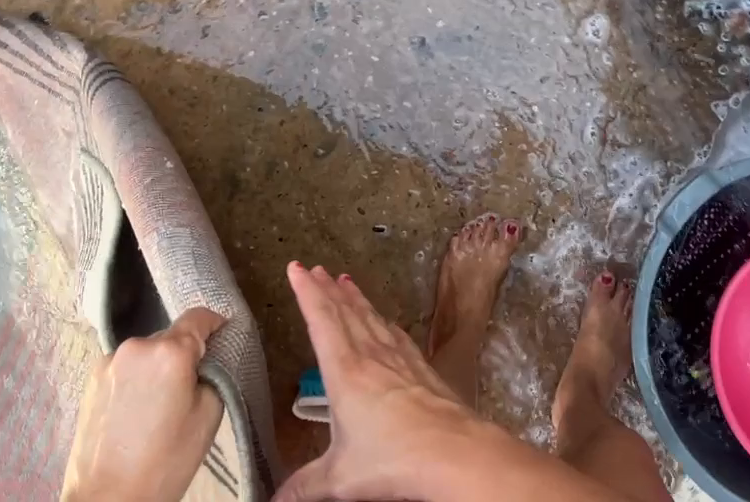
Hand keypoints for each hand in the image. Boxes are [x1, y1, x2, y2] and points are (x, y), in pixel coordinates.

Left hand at [62, 307, 227, 501]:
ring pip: (148, 352)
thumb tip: (210, 357)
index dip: (216, 326)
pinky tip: (137, 411)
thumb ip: (215, 372)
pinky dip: (137, 379)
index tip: (222, 344)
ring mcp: (109, 362)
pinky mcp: (91, 380)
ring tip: (159, 405)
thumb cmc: (166, 462)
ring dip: (159, 367)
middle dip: (185, 355)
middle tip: (190, 388)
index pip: (200, 317)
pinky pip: (127, 367)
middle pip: (172, 336)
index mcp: (170, 352)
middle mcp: (137, 346)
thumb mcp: (209, 415)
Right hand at [273, 263, 489, 501]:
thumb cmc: (393, 458)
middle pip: (346, 311)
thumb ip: (303, 488)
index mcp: (345, 371)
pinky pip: (394, 332)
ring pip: (371, 317)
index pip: (321, 320)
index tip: (296, 268)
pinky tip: (384, 320)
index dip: (307, 292)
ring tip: (344, 282)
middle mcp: (371, 354)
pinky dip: (382, 319)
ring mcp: (399, 357)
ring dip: (355, 298)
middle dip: (327, 289)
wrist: (453, 450)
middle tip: (315, 269)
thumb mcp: (339, 478)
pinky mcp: (420, 366)